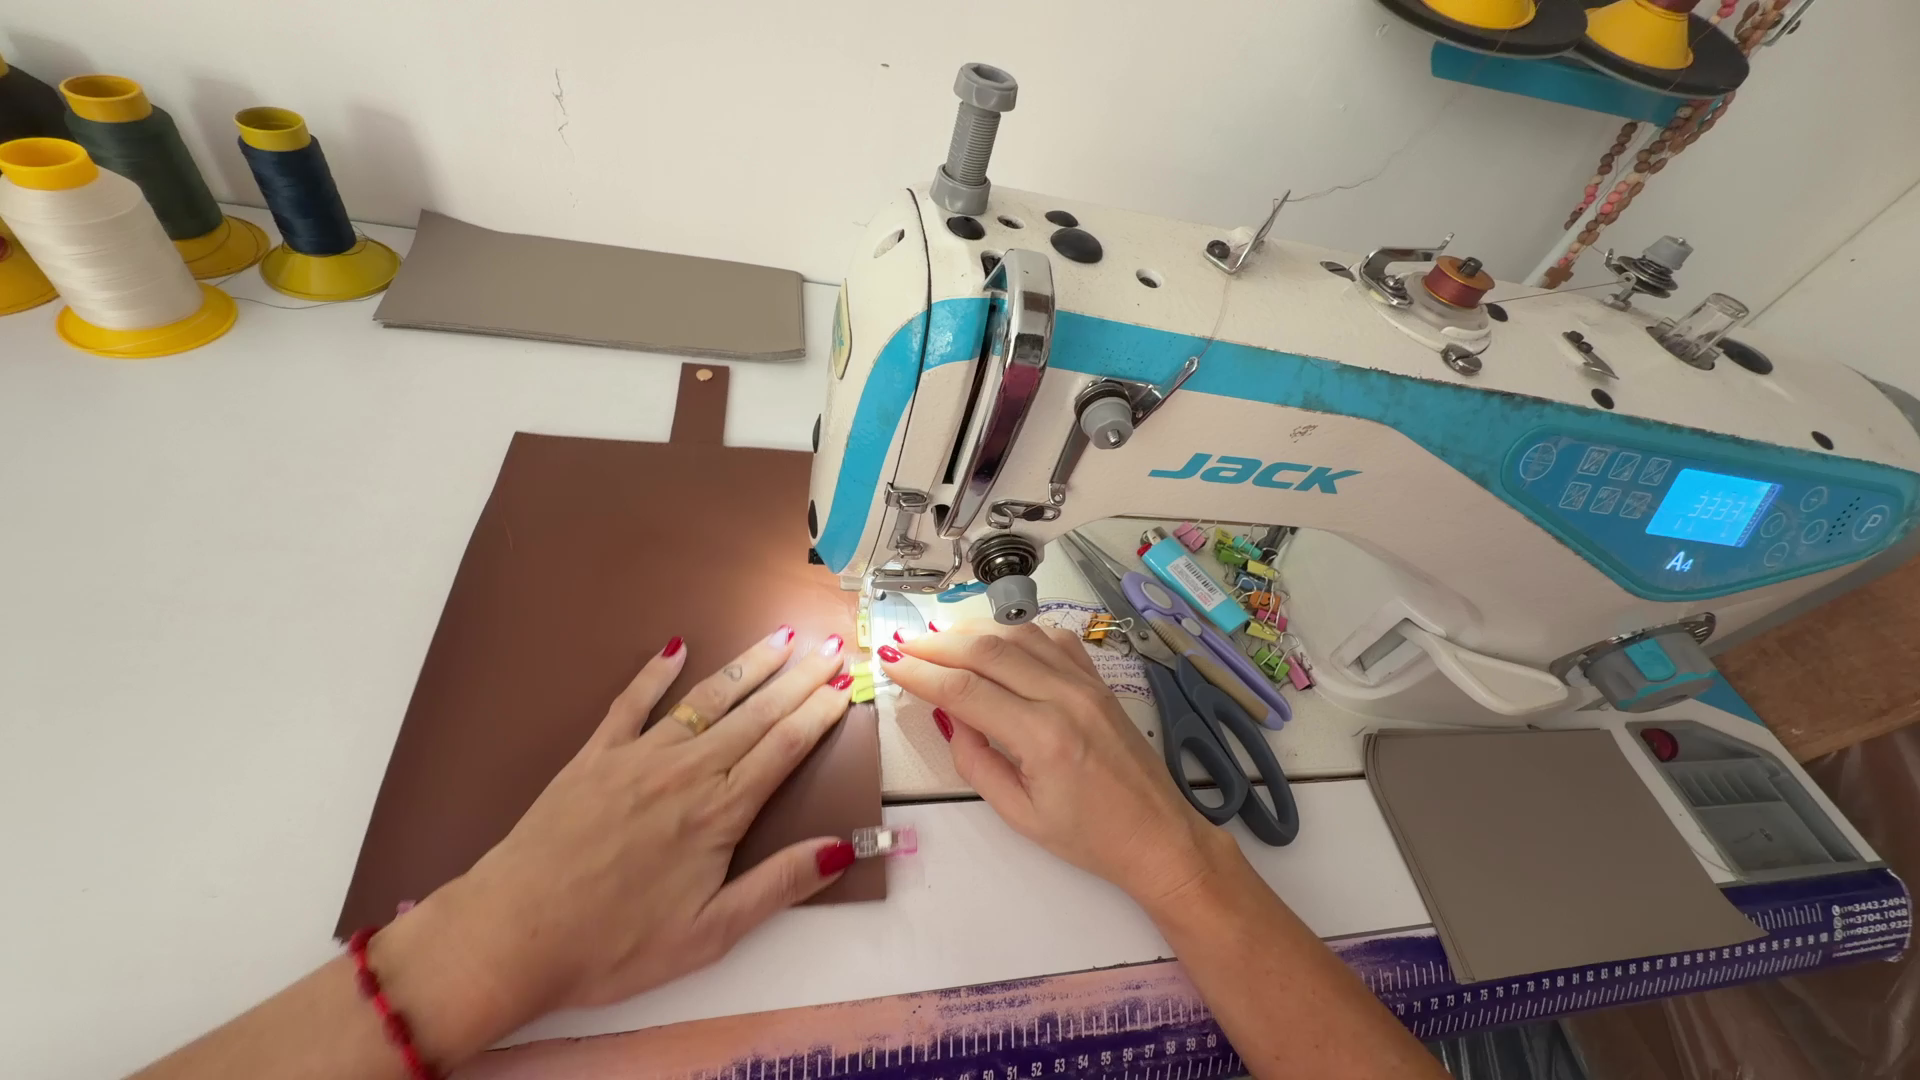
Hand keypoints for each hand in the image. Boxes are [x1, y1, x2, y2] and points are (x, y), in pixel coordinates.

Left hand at [374, 626, 856, 1054]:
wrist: (508, 936)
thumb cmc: (613, 944)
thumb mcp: (709, 934)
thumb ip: (778, 885)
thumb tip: (840, 848)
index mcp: (719, 813)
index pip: (785, 747)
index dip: (820, 712)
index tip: (846, 683)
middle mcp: (687, 771)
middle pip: (758, 713)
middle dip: (801, 675)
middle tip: (830, 642)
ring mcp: (640, 756)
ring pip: (708, 698)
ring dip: (749, 664)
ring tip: (781, 637)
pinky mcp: (595, 755)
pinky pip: (631, 702)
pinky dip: (655, 673)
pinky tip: (676, 647)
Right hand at [880, 620, 1236, 906]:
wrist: (1158, 835)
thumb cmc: (1089, 837)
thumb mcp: (1019, 814)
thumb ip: (976, 761)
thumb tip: (949, 715)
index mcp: (1043, 737)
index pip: (966, 690)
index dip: (921, 673)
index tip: (891, 661)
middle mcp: (1065, 697)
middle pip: (989, 651)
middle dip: (938, 643)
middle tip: (905, 643)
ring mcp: (1086, 682)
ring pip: (1019, 634)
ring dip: (974, 629)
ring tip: (939, 635)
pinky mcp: (1098, 679)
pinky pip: (1052, 638)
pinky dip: (1017, 630)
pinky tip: (996, 637)